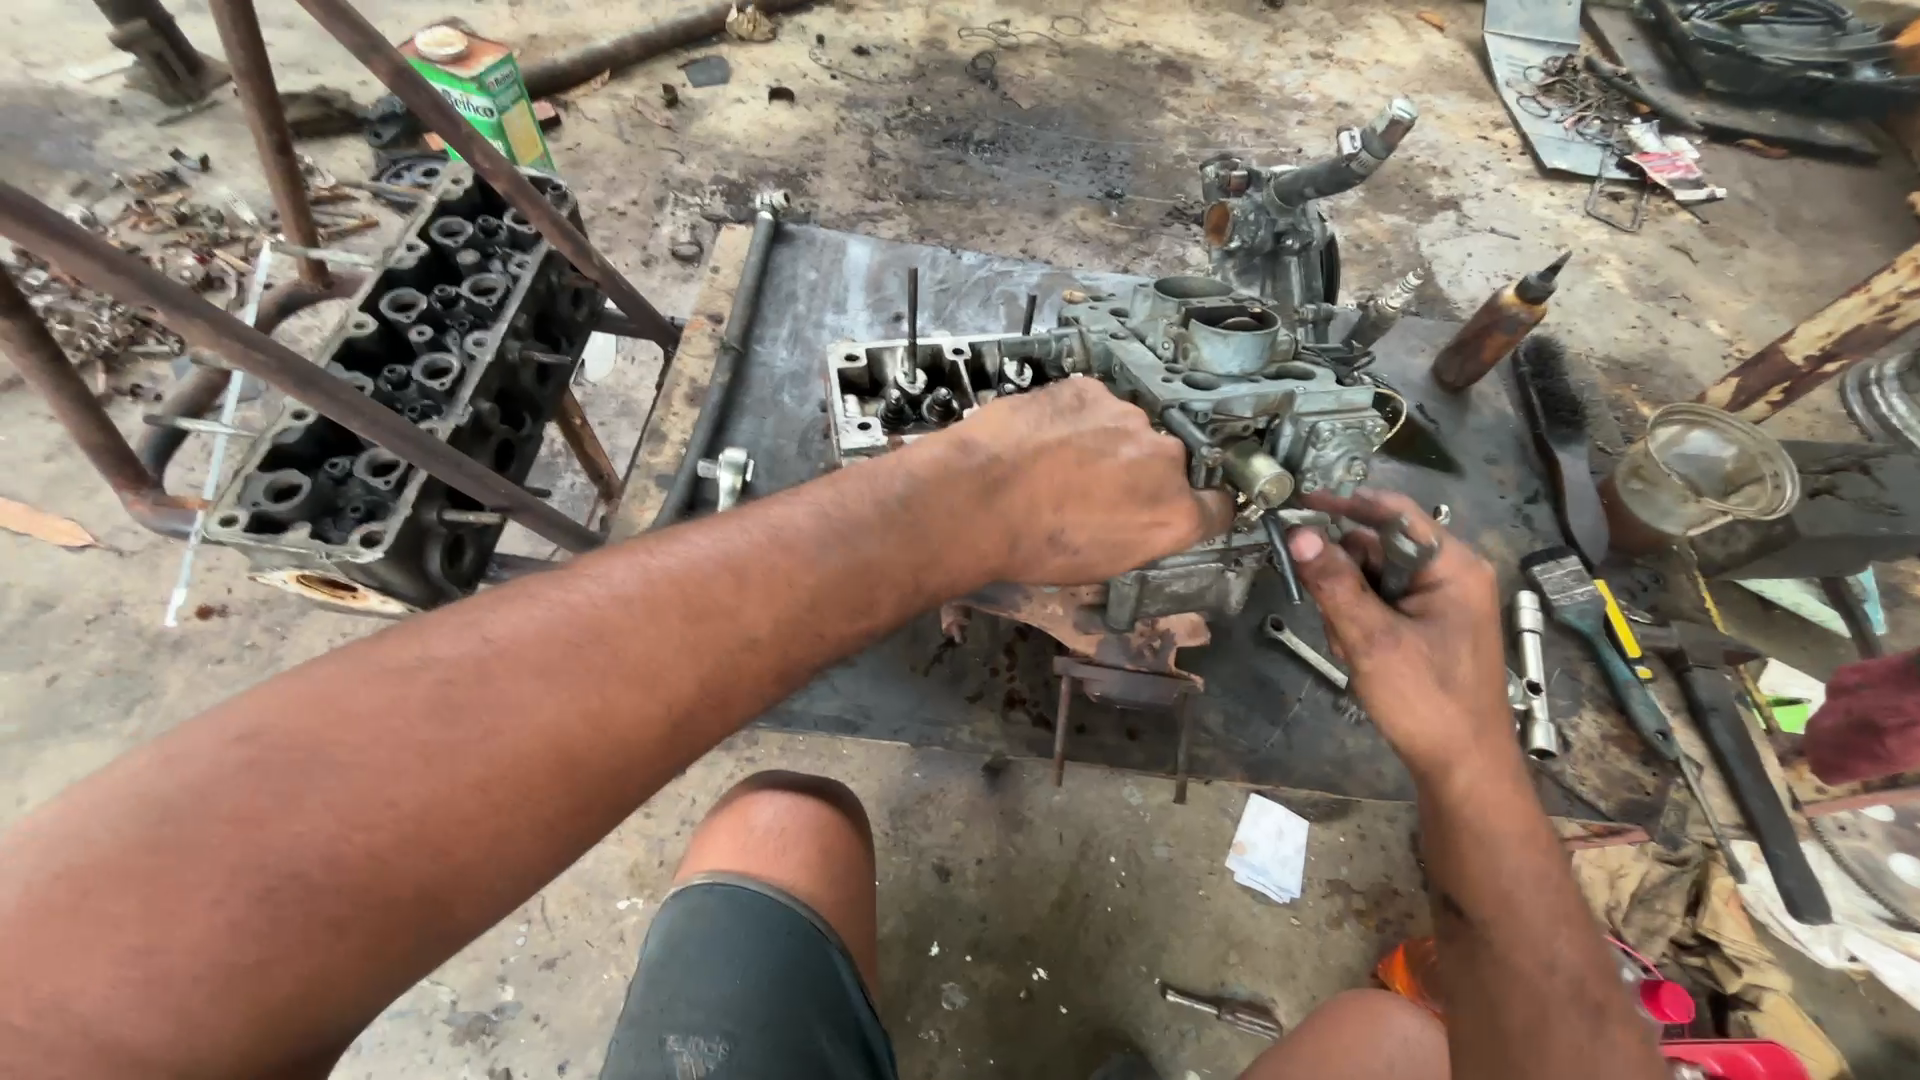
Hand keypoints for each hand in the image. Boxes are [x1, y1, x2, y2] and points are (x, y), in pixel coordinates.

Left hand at [918, 378, 1233, 584]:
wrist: (976, 497)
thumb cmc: (1031, 546)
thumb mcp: (1100, 564)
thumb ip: (1139, 533)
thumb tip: (1138, 518)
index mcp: (1175, 515)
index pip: (1216, 506)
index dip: (1195, 507)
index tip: (1175, 508)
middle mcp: (1166, 460)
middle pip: (1168, 463)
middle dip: (1139, 475)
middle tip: (1093, 490)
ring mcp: (1128, 417)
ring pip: (1128, 430)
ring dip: (1105, 444)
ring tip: (1058, 463)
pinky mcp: (1090, 389)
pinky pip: (1092, 405)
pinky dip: (1075, 418)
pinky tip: (1042, 437)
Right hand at [1285, 489, 1517, 787]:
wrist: (1461, 764)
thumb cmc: (1426, 699)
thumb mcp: (1372, 638)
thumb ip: (1334, 583)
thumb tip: (1299, 534)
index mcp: (1453, 567)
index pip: (1395, 514)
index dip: (1345, 505)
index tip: (1298, 503)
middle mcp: (1449, 575)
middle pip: (1376, 548)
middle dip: (1343, 576)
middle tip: (1326, 613)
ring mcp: (1438, 601)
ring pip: (1370, 579)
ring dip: (1346, 605)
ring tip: (1348, 646)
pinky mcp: (1425, 624)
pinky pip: (1378, 604)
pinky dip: (1357, 622)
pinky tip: (1356, 653)